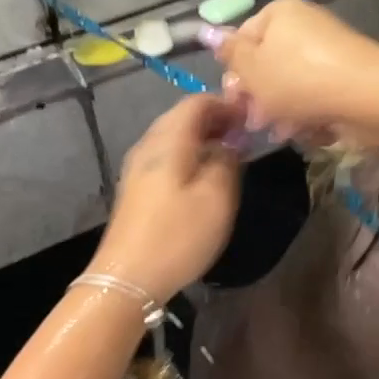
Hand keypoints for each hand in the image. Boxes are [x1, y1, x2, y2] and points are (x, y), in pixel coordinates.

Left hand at [89, 96, 243, 301]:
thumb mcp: (217, 197)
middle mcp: (148, 144)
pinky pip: (166, 157)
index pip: (197, 101)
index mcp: (168, 139)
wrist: (126, 277)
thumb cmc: (177, 235)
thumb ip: (227, 161)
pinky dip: (190, 157)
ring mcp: (137, 167)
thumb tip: (229, 144)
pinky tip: (206, 178)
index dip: (227, 104)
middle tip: (245, 136)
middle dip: (216, 120)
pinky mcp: (136, 188)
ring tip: (232, 156)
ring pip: (174, 138)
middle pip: (183, 117)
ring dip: (203, 140)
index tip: (252, 117)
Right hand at [199, 0, 378, 145]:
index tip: (233, 101)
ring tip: (283, 132)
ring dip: (282, 111)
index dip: (234, 72)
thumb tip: (209, 32)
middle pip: (267, 64)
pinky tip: (309, 132)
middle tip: (255, 122)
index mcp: (279, 14)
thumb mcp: (252, 68)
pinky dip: (309, 113)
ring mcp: (328, 51)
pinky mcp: (347, 76)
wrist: (370, 96)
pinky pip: (317, 94)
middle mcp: (304, 25)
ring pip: (291, 84)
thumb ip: (229, 53)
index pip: (242, 39)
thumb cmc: (299, 79)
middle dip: (258, 97)